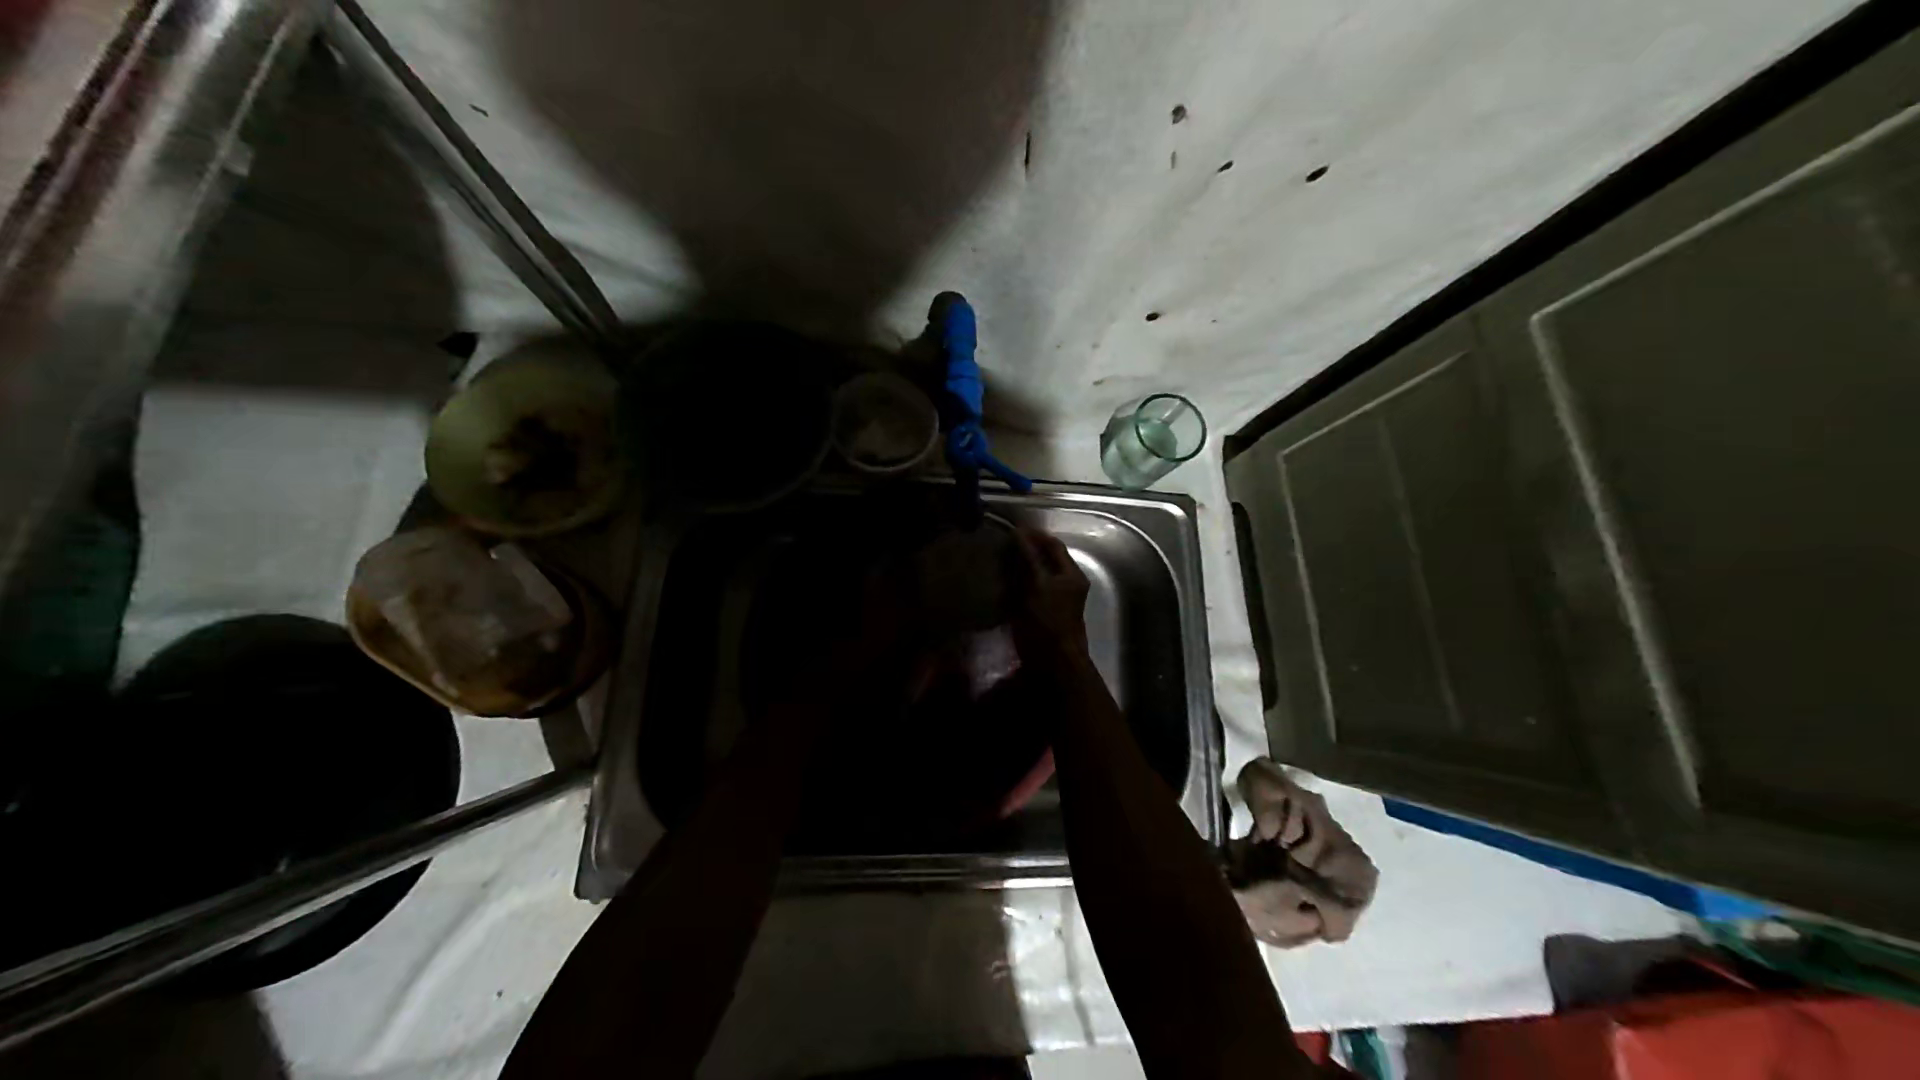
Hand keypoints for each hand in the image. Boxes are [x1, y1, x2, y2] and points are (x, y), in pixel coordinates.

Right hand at [1012, 528, 1090, 663]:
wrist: (1053, 663)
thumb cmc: (1048, 622)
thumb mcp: (1038, 586)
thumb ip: (1029, 558)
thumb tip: (1019, 532)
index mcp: (1072, 575)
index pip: (1053, 545)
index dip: (1035, 535)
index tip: (1013, 529)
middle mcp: (1067, 584)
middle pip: (1046, 559)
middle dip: (1026, 551)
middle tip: (1002, 545)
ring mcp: (1056, 599)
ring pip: (1037, 574)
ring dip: (1019, 567)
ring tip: (999, 561)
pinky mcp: (1044, 612)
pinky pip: (1029, 590)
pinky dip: (1017, 583)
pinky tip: (1001, 583)